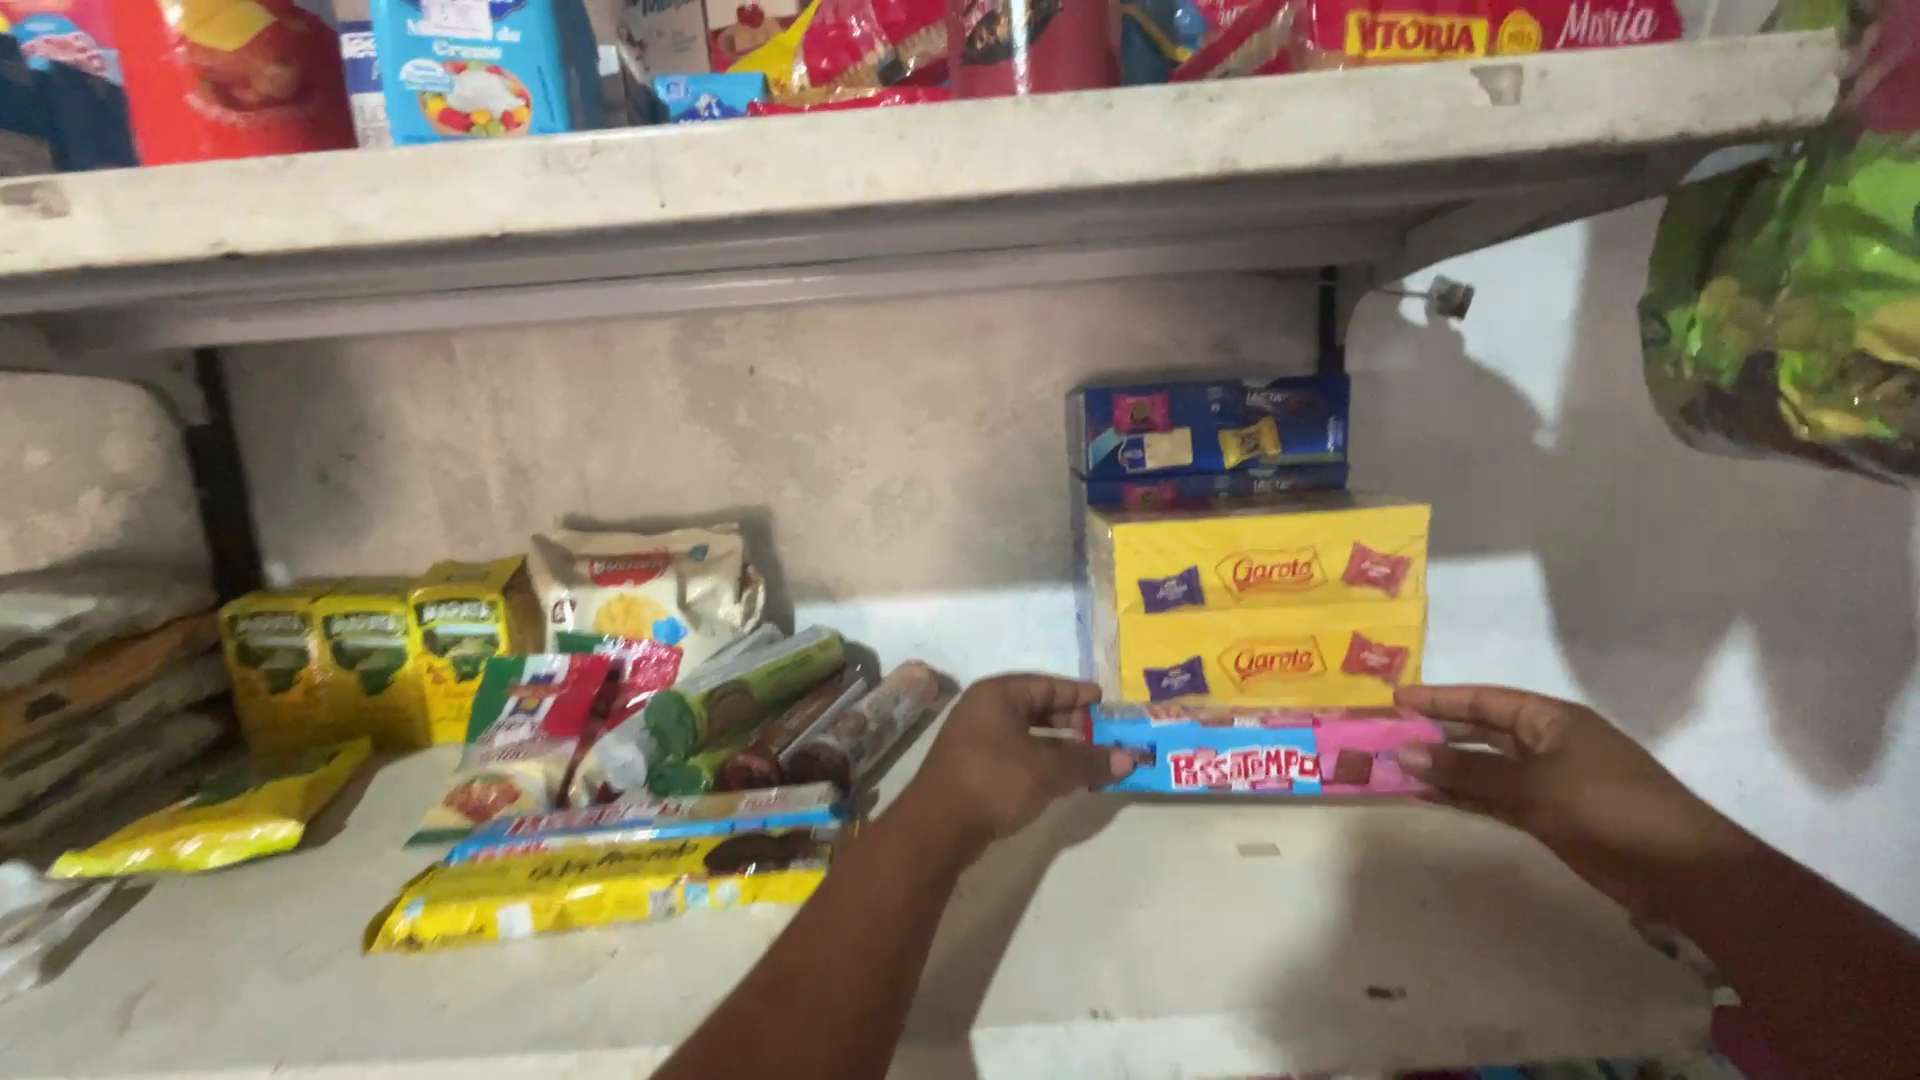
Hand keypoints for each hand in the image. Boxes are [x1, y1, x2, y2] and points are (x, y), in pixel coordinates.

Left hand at [898, 674, 1133, 854]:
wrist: (939, 826)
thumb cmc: (994, 781)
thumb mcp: (1048, 770)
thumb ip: (1089, 761)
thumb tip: (1131, 758)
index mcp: (997, 694)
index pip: (1046, 684)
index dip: (1078, 693)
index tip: (1105, 702)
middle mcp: (983, 709)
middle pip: (1036, 707)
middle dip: (1071, 721)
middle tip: (1102, 733)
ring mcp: (975, 738)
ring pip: (1026, 733)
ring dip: (1058, 744)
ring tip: (1089, 758)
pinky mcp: (973, 765)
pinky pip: (1016, 752)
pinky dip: (1040, 759)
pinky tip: (1061, 777)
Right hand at [1394, 684, 1754, 915]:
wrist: (1683, 874)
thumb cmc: (1608, 808)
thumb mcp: (1531, 784)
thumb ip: (1465, 770)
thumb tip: (1403, 752)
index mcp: (1551, 720)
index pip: (1483, 700)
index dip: (1438, 698)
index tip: (1395, 698)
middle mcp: (1546, 743)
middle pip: (1479, 731)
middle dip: (1434, 732)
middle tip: (1386, 733)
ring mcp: (1547, 780)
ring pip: (1481, 766)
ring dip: (1442, 767)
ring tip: (1393, 766)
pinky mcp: (1546, 814)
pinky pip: (1491, 796)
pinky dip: (1461, 795)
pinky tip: (1426, 795)